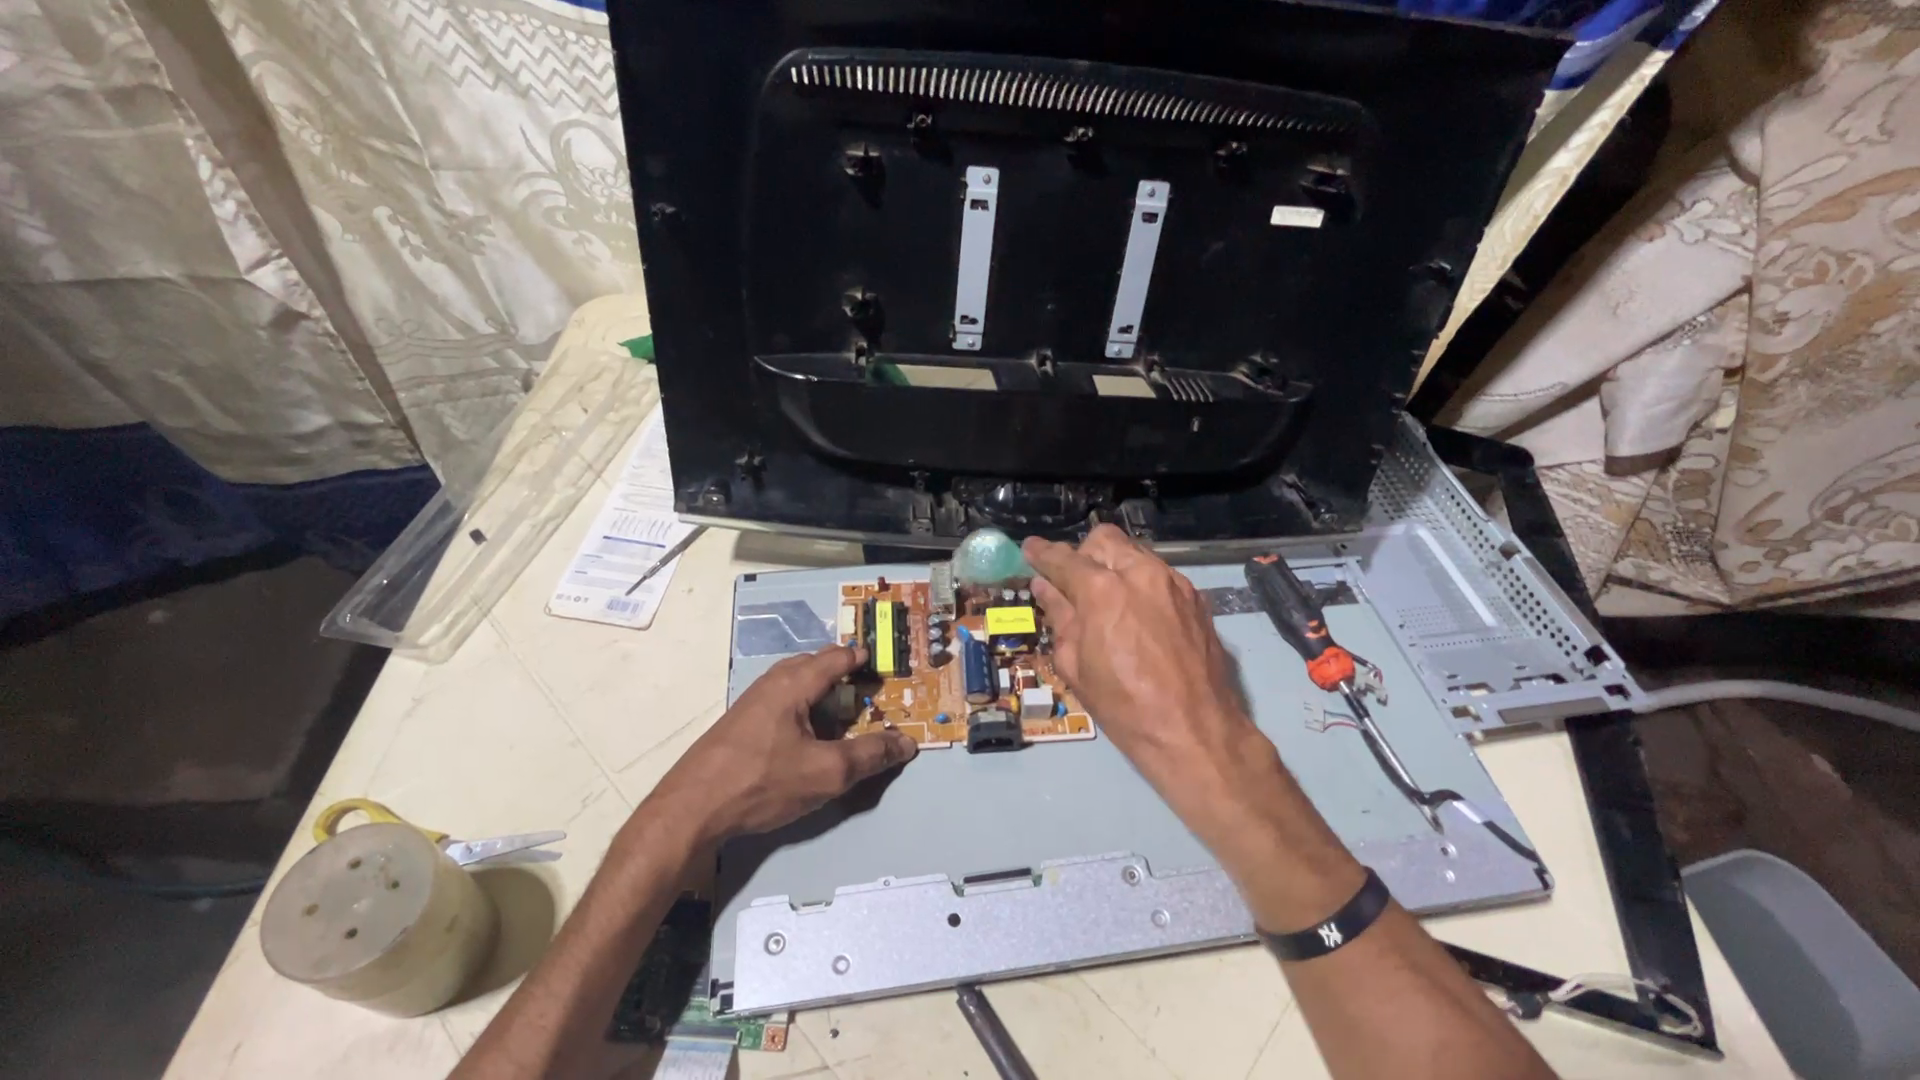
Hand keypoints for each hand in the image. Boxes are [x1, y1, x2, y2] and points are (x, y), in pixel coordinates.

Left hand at [644, 645, 917, 844]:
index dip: (862, 659)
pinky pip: (781, 703)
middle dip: (842, 671)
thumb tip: (906, 742)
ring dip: (821, 691)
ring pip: (794, 684)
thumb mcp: (827, 773)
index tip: (884, 664)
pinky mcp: (739, 726)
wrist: (691, 810)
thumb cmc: (762, 782)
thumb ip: (869, 755)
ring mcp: (750, 704)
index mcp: (793, 684)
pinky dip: (803, 708)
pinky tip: (807, 735)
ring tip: (842, 711)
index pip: (836, 658)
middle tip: (867, 687)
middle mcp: (771, 684)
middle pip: (813, 665)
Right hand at [1023, 526, 1261, 789]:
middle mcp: (1141, 574)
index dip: (1042, 553)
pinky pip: (1160, 575)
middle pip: (1104, 539)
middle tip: (1073, 583)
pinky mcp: (1196, 599)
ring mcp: (1175, 583)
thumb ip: (1060, 617)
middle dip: (1083, 554)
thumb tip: (1045, 588)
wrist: (1195, 732)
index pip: (1064, 559)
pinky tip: (1137, 615)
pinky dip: (1141, 583)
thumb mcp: (1076, 666)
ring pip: (1136, 553)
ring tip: (1106, 600)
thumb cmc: (1124, 707)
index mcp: (1103, 591)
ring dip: (1114, 566)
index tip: (1030, 549)